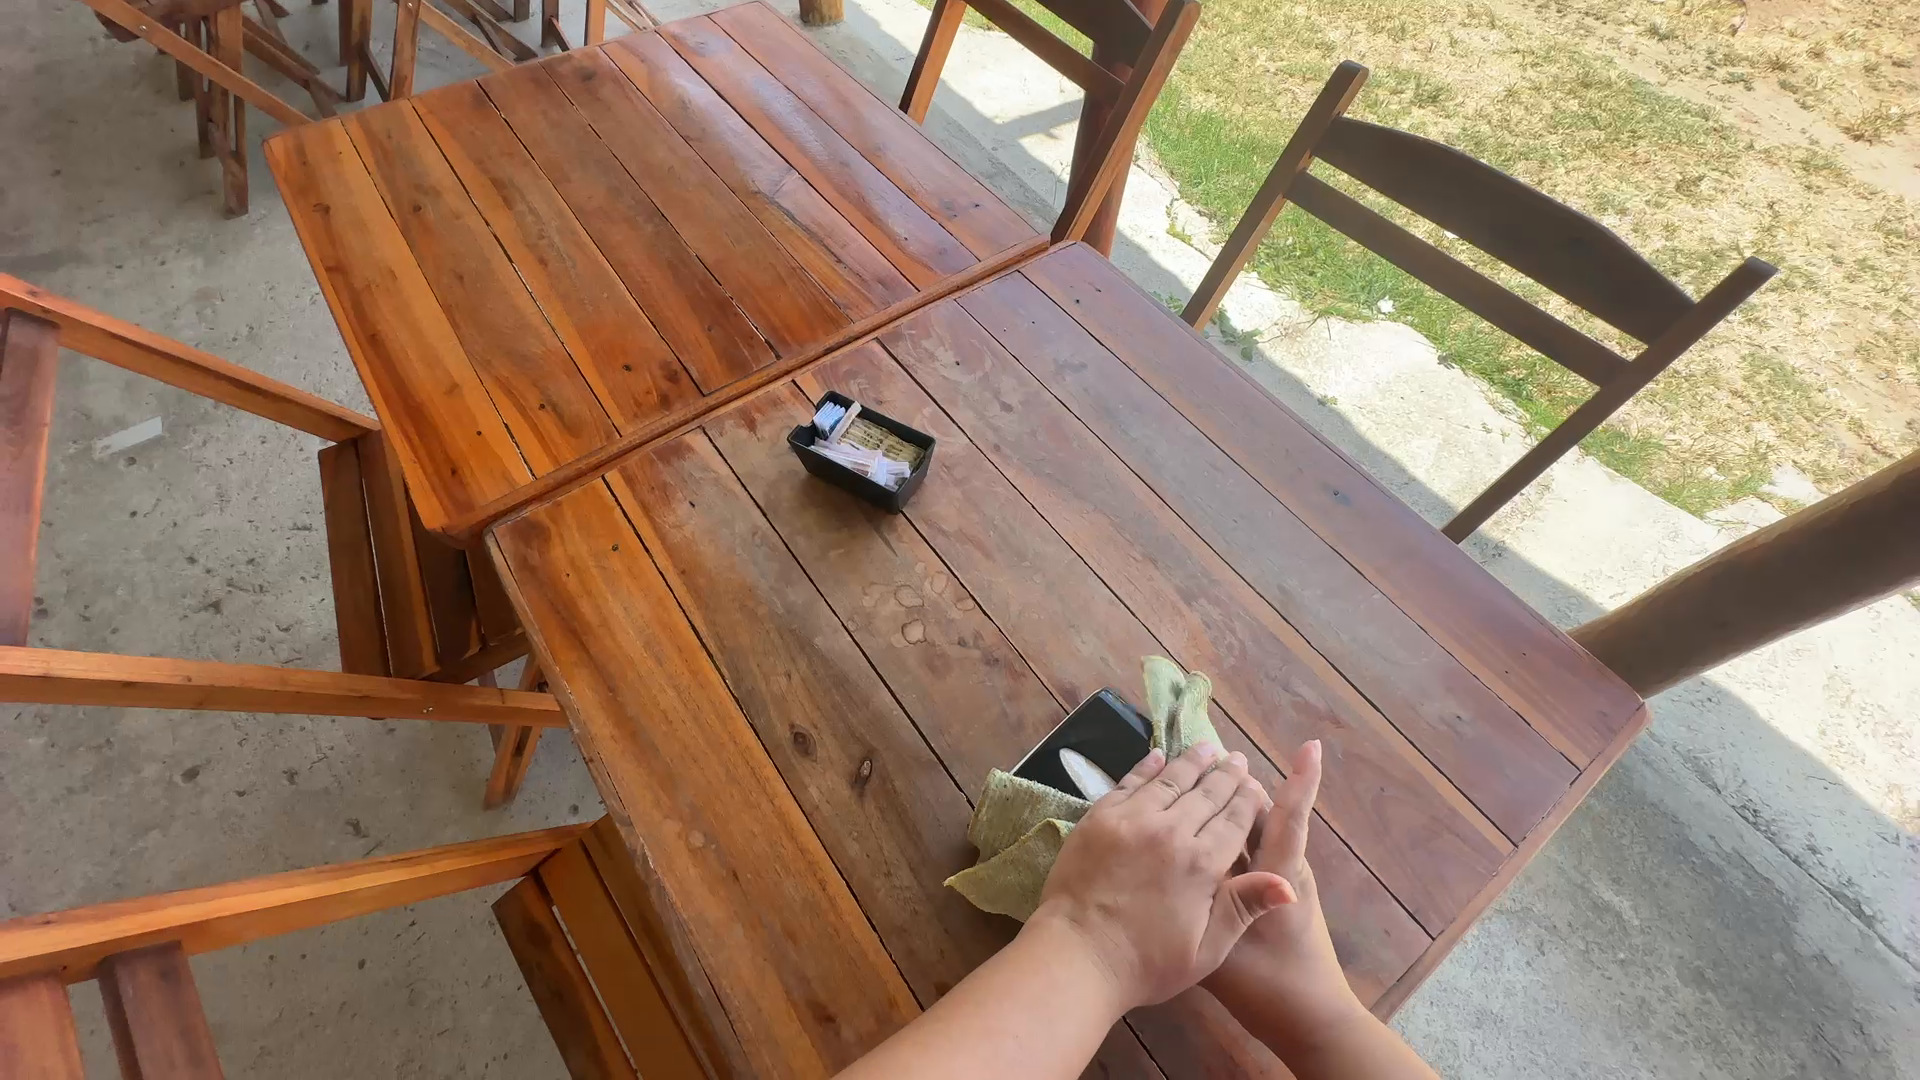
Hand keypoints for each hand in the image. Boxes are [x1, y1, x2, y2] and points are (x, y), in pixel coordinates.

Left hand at [1028, 743, 1296, 1010]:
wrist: (1077, 952)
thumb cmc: (1145, 962)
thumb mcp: (1205, 949)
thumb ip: (1244, 908)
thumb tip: (1289, 883)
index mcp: (1201, 864)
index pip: (1233, 821)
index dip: (1246, 800)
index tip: (1255, 783)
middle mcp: (1170, 831)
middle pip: (1205, 795)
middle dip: (1225, 775)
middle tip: (1237, 758)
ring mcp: (1132, 818)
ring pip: (1170, 780)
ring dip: (1191, 762)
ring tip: (1207, 747)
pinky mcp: (1101, 814)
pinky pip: (1130, 781)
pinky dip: (1147, 766)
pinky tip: (1158, 755)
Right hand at [1202, 741, 1370, 1050]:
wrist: (1311, 1023)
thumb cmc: (1268, 989)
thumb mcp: (1223, 949)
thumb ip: (1205, 901)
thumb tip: (1179, 857)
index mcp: (1280, 877)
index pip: (1291, 819)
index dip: (1301, 782)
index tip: (1311, 747)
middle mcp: (1286, 869)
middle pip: (1266, 813)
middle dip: (1239, 781)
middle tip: (1200, 754)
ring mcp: (1282, 878)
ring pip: (1256, 828)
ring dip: (1231, 802)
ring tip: (1192, 778)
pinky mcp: (1273, 889)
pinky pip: (1251, 846)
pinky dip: (1228, 827)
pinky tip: (1196, 823)